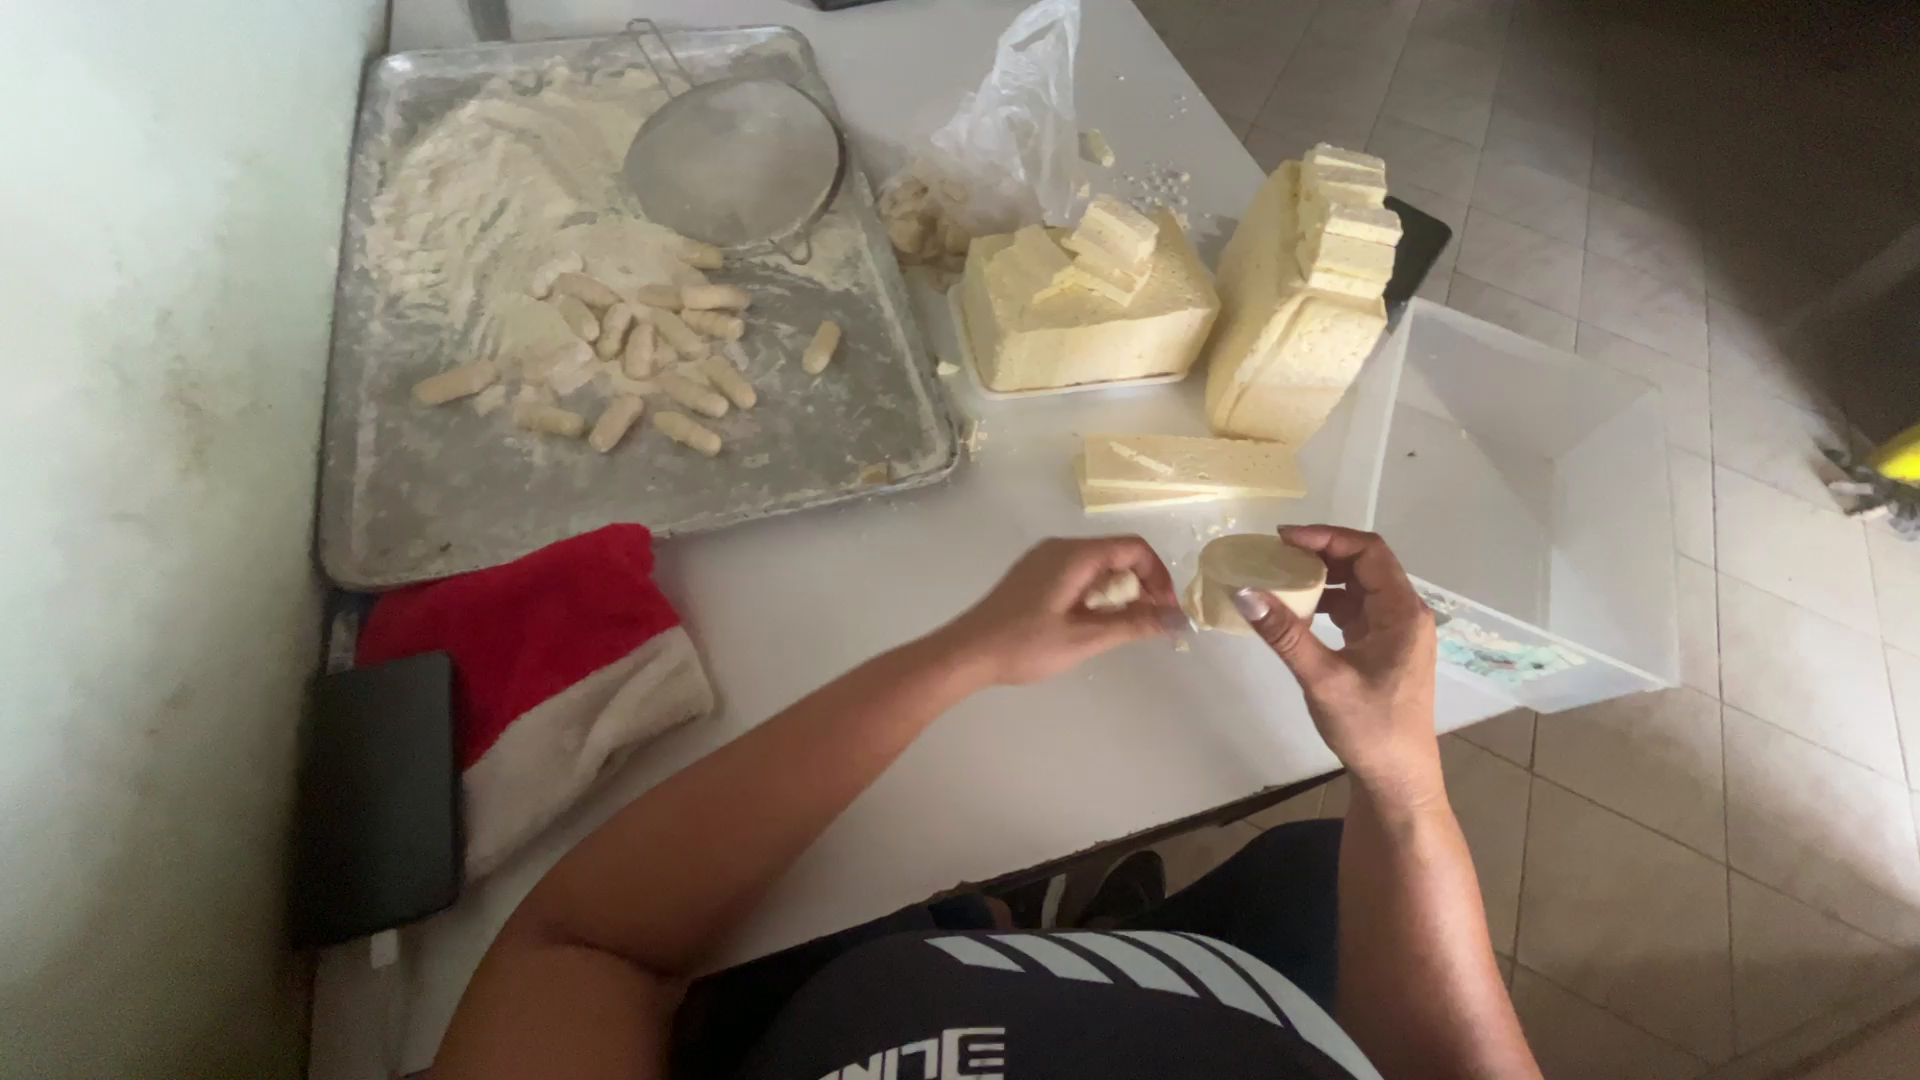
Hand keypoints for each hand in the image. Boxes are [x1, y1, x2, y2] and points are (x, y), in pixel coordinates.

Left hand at [935, 536, 1179, 685]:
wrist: (967, 652)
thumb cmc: (1025, 645)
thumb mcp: (1085, 638)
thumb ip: (1133, 624)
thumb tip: (1179, 619)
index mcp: (1074, 554)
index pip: (1134, 548)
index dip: (1158, 577)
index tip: (1166, 611)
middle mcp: (1059, 547)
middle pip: (1116, 554)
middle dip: (1140, 586)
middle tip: (1146, 624)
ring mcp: (1043, 559)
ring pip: (1097, 565)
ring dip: (1117, 592)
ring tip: (1118, 628)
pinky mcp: (1033, 575)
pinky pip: (1077, 574)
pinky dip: (1094, 593)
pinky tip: (1089, 623)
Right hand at [1231, 526, 1441, 807]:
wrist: (1398, 779)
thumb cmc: (1370, 728)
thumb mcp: (1322, 678)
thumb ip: (1284, 633)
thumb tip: (1243, 592)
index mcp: (1403, 613)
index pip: (1369, 551)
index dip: (1326, 537)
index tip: (1283, 539)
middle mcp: (1404, 614)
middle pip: (1364, 563)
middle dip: (1319, 552)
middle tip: (1274, 554)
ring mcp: (1394, 632)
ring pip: (1357, 586)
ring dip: (1320, 577)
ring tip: (1279, 577)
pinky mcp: (1381, 648)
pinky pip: (1352, 609)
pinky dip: (1324, 602)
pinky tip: (1296, 612)